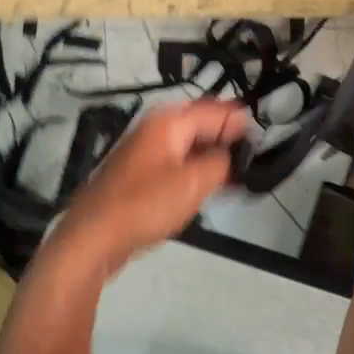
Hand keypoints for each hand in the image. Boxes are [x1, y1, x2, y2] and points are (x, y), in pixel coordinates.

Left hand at [48, 100, 248, 275]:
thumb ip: (223, 162)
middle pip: (203, 125)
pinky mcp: (137, 175)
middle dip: (228, 141)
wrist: (90, 242)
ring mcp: (144, 151)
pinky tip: (205, 189)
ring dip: (211, 158)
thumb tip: (232, 155)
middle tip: (252, 161)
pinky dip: (193, 171)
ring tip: (234, 178)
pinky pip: (175, 163)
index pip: (219, 111)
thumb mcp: (196, 182)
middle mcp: (156, 128)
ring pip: (189, 145)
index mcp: (170, 120)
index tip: (264, 144)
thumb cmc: (145, 205)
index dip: (243, 126)